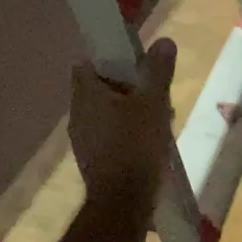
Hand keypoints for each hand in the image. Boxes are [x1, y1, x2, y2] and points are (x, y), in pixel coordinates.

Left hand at [68, 38, 176, 216]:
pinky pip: (108, 137)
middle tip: (154, 95)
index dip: (109, 61)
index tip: (134, 66)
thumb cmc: (136, 145)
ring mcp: (82, 140)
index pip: (86, 64)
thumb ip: (157, 71)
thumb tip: (163, 40)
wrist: (123, 201)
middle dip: (126, 89)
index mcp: (85, 94)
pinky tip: (149, 145)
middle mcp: (77, 114)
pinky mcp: (92, 161)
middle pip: (99, 90)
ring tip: (158, 122)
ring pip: (105, 114)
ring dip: (128, 113)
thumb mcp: (154, 104)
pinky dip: (125, 135)